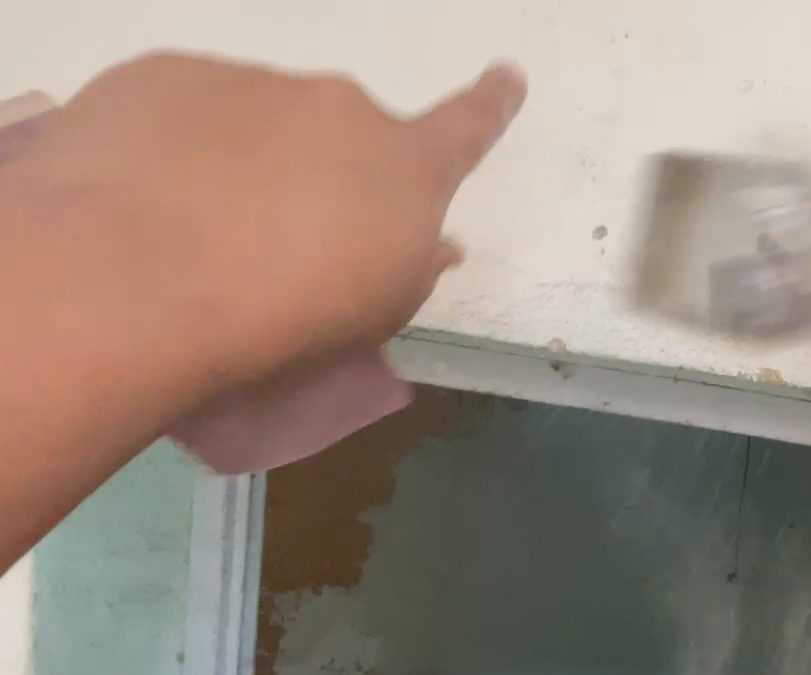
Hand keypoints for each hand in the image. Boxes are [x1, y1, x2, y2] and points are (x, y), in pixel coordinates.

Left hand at [5, 53, 524, 392]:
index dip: (493, 103)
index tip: (509, 73)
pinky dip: (199, 146)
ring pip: (276, 121)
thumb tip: (435, 243)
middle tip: (311, 232)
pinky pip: (202, 109)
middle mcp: (343, 108)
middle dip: (343, 170)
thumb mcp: (389, 302)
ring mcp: (254, 82)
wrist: (144, 278)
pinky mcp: (166, 73)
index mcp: (412, 167)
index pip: (469, 127)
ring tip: (228, 225)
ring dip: (268, 160)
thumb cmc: (305, 307)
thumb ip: (419, 261)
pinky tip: (174, 197)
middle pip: (356, 133)